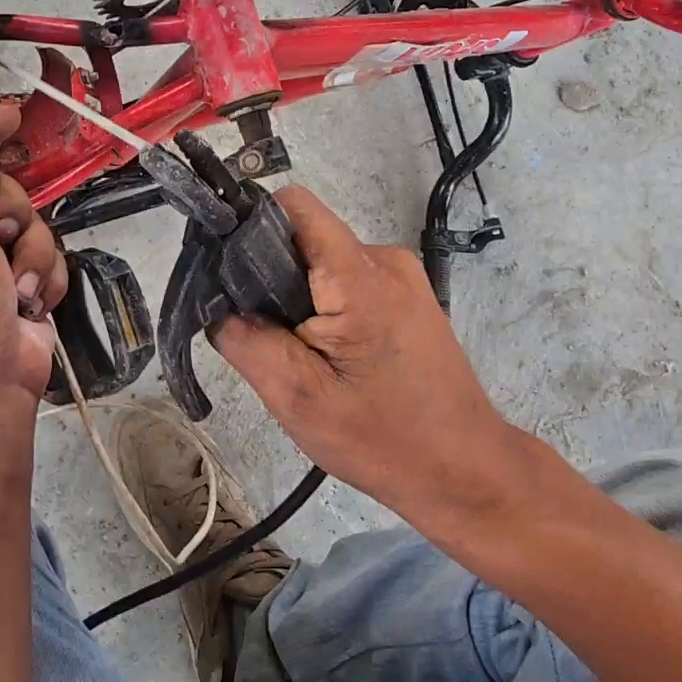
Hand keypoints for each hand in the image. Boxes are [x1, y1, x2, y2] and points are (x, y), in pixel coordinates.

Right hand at [208, 186, 519, 515]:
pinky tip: (329, 359)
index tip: (226, 272)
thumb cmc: (383, 438)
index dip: (249, 226)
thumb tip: (214, 303)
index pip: (292, 207)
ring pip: (321, 263)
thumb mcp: (297, 397)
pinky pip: (345, 282)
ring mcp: (402, 278)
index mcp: (358, 275)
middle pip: (303, 238)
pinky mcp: (408, 298)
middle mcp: (384, 260)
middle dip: (270, 279)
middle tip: (266, 338)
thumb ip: (245, 340)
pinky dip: (325, 309)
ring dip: (298, 300)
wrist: (468, 474)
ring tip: (300, 356)